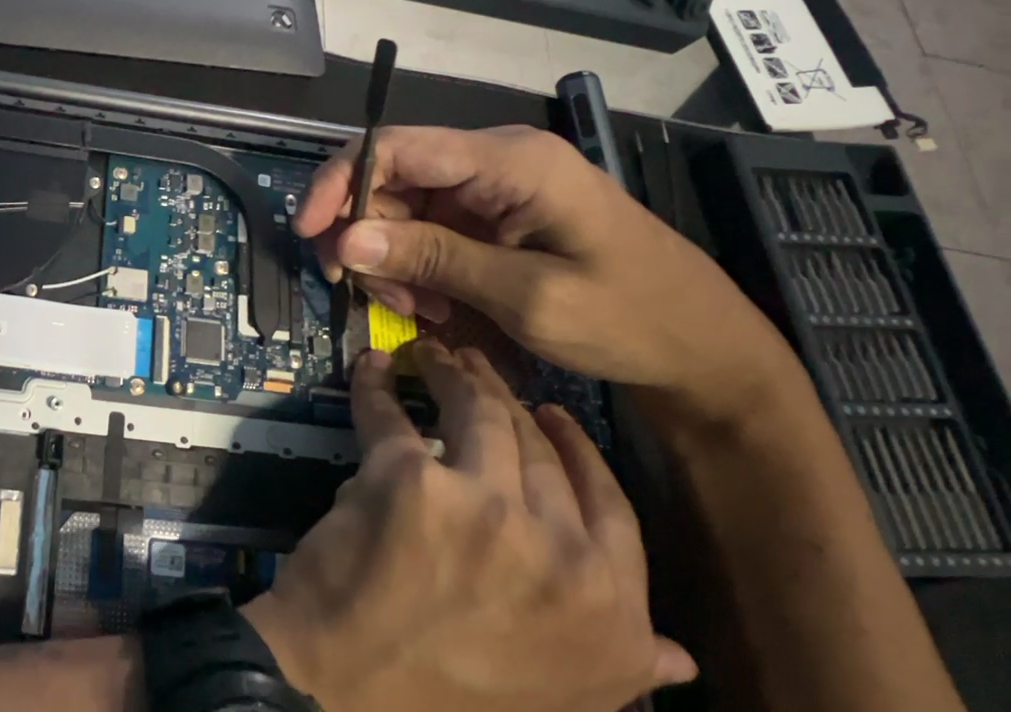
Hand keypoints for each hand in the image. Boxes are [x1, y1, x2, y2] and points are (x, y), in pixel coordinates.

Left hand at [243, 340, 696, 711]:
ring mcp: (487, 509)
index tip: (555, 418)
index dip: (580, 453)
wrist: (351, 702)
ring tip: (440, 356)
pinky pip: (390, 413)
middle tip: (481, 369)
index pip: (611, 506)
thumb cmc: (451, 703)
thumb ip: (623, 666)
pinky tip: (373, 364)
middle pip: (540, 451)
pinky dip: (377, 384)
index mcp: (611, 608)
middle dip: (510, 401)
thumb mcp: (565, 699)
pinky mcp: (411, 480)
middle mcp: (562, 552)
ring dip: (458, 376)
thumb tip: (681, 658)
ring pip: (479, 416)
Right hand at [293, 126, 787, 409]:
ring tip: (415, 310)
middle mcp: (496, 162)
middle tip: (364, 292)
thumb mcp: (528, 295)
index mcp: (511, 161)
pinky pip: (430, 232)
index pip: (397, 146)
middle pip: (392, 178)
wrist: (703, 351)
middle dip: (366, 234)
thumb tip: (347, 239)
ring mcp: (495, 189)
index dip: (340, 181)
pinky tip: (435, 305)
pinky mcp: (495, 217)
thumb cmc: (631, 317)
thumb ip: (436, 260)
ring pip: (403, 210)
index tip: (307, 233)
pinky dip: (417, 269)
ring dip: (392, 259)